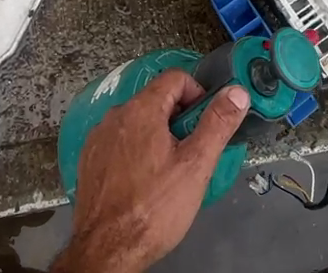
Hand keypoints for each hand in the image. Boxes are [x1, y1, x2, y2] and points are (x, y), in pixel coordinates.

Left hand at [53, 71, 249, 272]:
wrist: (107, 250)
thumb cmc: (154, 208)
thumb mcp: (195, 165)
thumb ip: (217, 124)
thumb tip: (237, 93)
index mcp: (142, 109)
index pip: (175, 77)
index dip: (197, 94)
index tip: (204, 123)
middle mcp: (116, 115)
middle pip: (156, 99)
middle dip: (178, 118)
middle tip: (190, 154)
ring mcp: (100, 136)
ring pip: (137, 121)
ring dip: (156, 135)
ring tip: (167, 172)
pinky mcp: (91, 157)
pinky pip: (119, 140)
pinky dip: (135, 150)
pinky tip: (142, 181)